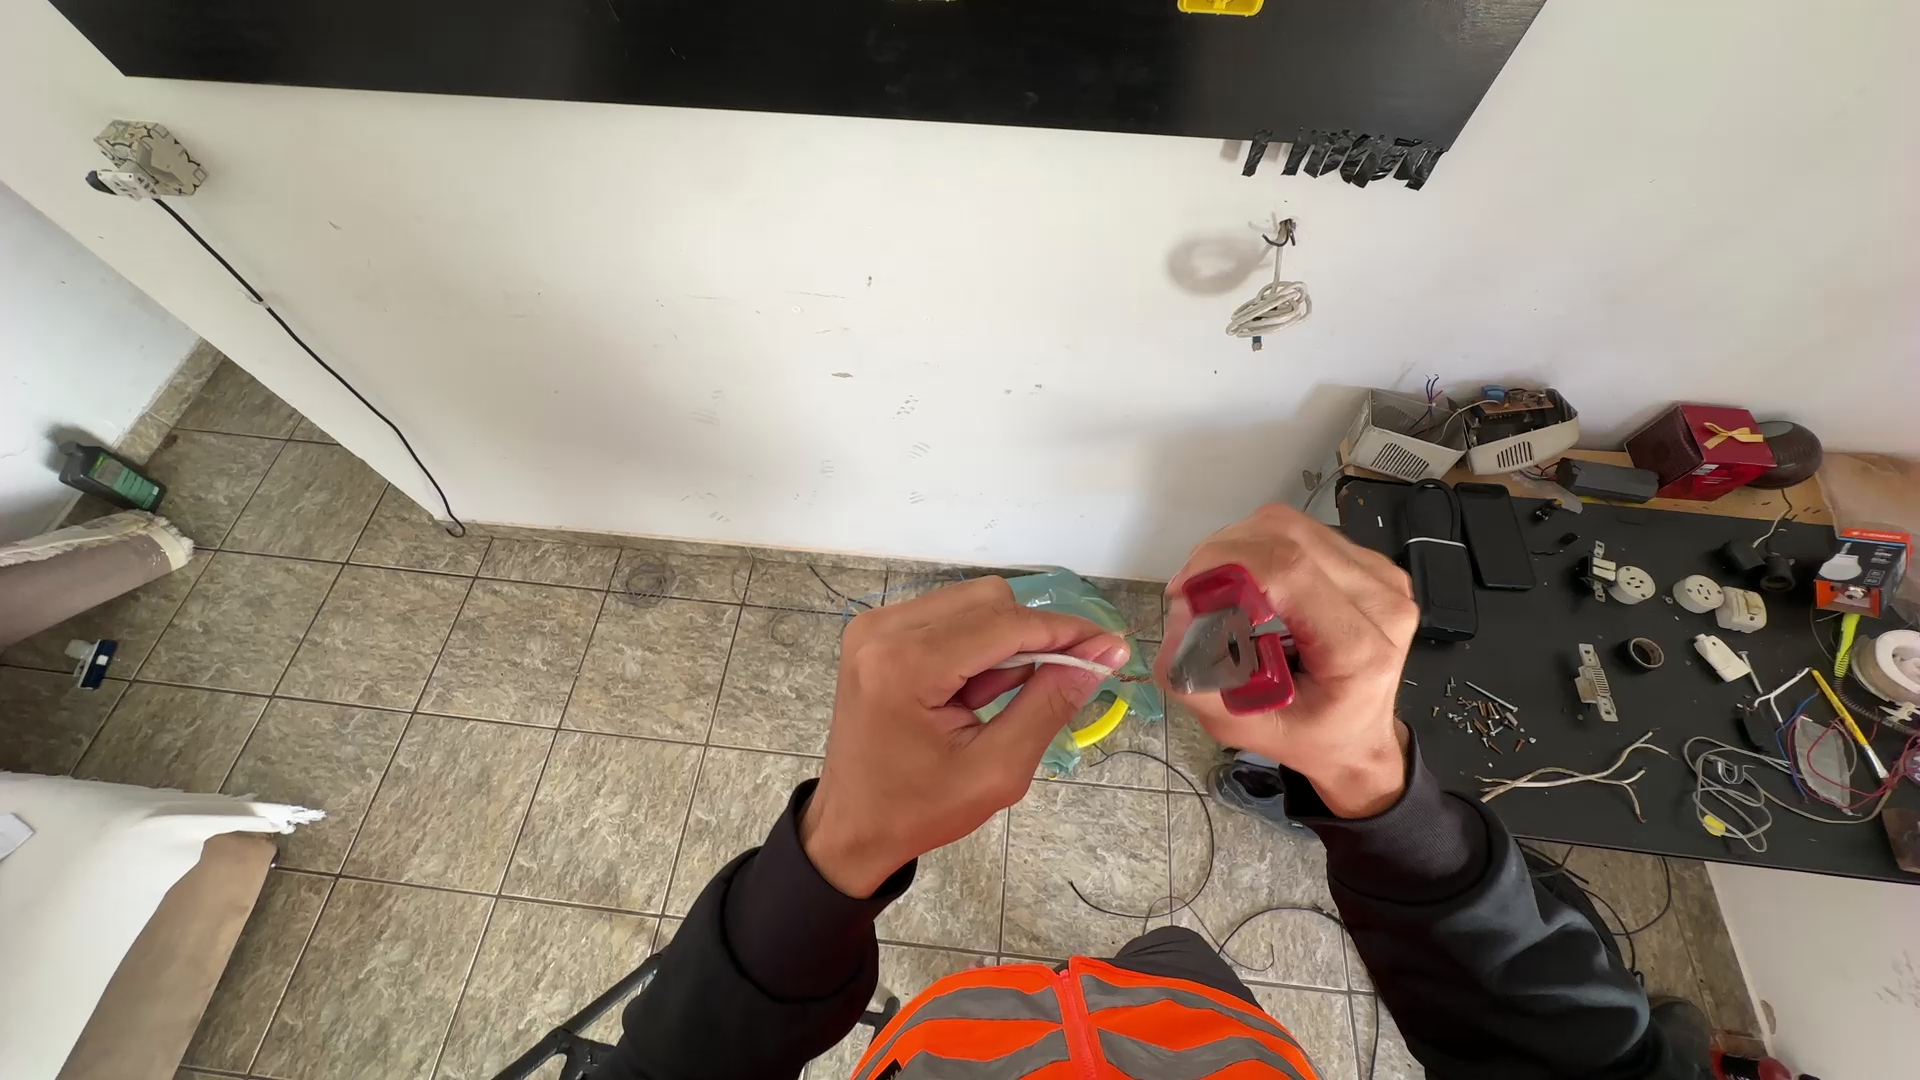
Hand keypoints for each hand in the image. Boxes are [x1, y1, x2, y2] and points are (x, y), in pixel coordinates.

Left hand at [801, 577, 1128, 896]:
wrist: (850, 826)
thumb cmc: (920, 809)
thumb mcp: (997, 770)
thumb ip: (1050, 705)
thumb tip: (1102, 656)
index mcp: (905, 666)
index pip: (1004, 624)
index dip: (1065, 632)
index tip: (1111, 647)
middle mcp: (883, 629)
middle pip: (988, 600)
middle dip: (1032, 637)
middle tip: (1049, 686)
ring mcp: (874, 625)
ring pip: (970, 601)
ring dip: (1001, 641)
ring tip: (992, 700)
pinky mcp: (875, 630)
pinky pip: (947, 614)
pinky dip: (974, 643)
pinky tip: (970, 690)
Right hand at [1154, 504, 1417, 817]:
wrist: (1356, 737)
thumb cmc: (1303, 735)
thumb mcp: (1237, 723)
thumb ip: (1195, 676)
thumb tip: (1179, 616)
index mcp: (1360, 651)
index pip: (1290, 572)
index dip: (1225, 566)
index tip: (1186, 592)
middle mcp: (1382, 603)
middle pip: (1286, 538)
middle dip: (1220, 554)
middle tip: (1190, 591)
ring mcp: (1381, 578)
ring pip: (1288, 525)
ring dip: (1236, 546)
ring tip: (1215, 586)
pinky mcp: (1369, 563)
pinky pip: (1300, 531)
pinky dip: (1257, 546)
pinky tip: (1246, 580)